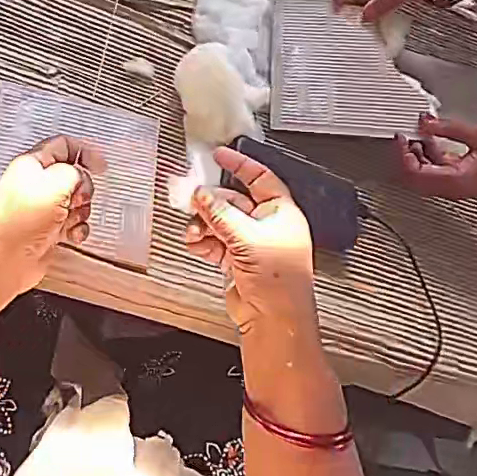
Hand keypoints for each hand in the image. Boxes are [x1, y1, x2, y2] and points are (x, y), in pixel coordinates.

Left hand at [0, 135, 105, 308]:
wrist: (1, 261)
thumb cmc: (17, 222)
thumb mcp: (56, 183)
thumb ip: (76, 172)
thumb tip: (82, 179)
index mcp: (32, 165)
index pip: (63, 146)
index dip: (84, 152)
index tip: (100, 164)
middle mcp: (36, 185)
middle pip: (74, 177)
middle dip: (83, 189)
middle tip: (75, 198)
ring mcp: (41, 209)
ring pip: (77, 202)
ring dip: (81, 212)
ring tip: (68, 219)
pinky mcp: (47, 230)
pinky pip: (73, 224)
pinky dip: (77, 229)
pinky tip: (71, 235)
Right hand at [181, 147, 317, 336]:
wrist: (275, 320)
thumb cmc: (281, 282)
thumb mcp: (247, 237)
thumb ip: (220, 214)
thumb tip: (202, 196)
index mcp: (282, 212)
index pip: (260, 177)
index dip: (240, 164)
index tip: (221, 155)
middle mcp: (268, 225)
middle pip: (233, 201)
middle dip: (212, 203)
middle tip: (194, 200)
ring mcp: (252, 243)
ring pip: (221, 222)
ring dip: (204, 224)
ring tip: (195, 230)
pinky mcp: (238, 260)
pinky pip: (215, 241)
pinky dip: (203, 241)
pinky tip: (196, 242)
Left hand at [395, 114, 476, 199]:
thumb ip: (448, 128)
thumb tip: (425, 122)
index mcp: (453, 180)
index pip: (413, 173)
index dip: (402, 154)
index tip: (401, 137)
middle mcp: (450, 188)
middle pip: (412, 177)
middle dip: (405, 155)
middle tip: (406, 135)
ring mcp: (453, 187)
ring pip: (421, 175)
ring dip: (416, 155)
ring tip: (420, 134)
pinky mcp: (457, 182)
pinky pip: (433, 172)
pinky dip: (428, 157)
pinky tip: (433, 141)